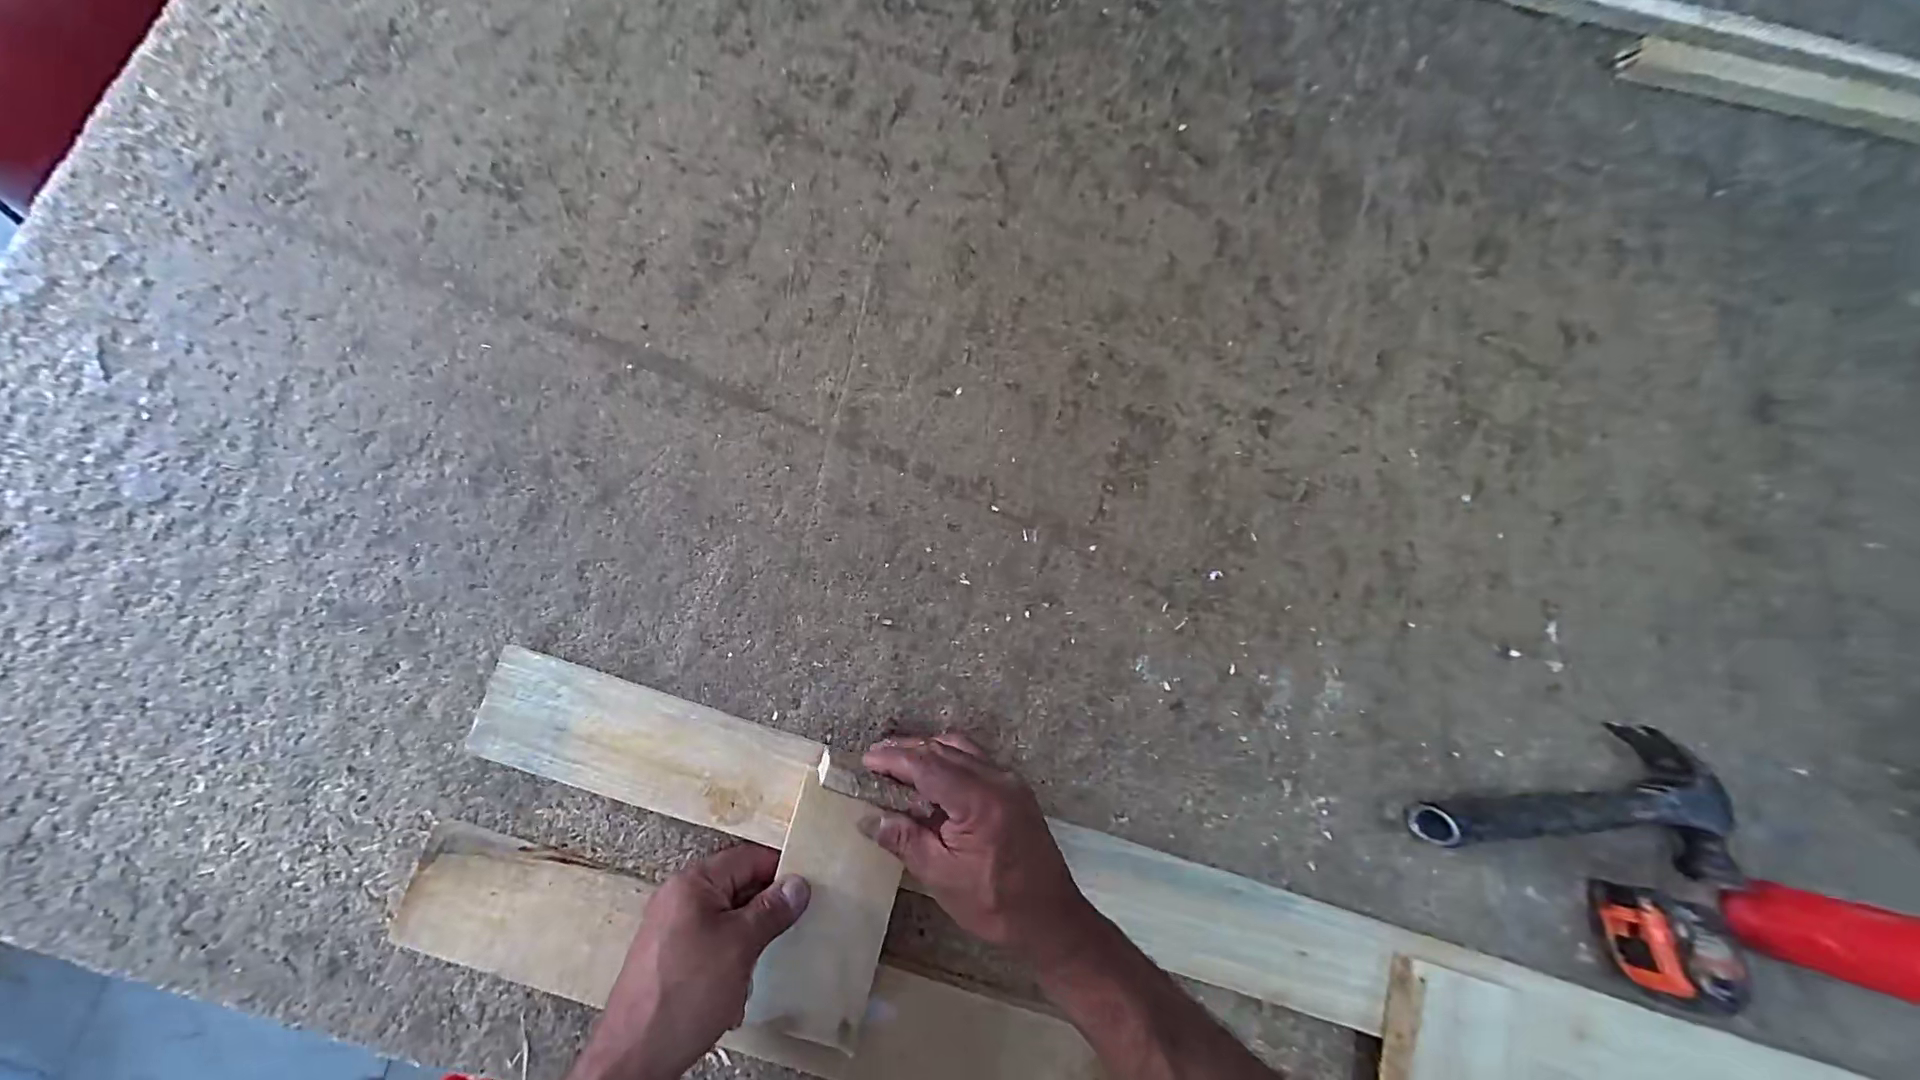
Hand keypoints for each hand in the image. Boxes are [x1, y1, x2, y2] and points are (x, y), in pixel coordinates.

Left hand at [566, 845, 809, 1079]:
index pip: (748, 857)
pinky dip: (730, 959)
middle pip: (738, 887)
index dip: (780, 870)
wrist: (632, 1062)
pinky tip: (736, 987)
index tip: (805, 889)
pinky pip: (713, 943)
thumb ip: (772, 910)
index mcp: (692, 883)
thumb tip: (797, 885)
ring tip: (758, 963)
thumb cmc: (683, 996)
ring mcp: (671, 929)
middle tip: (789, 926)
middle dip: (764, 909)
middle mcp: (678, 899)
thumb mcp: (740, 945)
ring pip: (728, 918)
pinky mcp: (670, 959)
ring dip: (749, 939)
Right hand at [860, 733, 1098, 969]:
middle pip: (945, 749)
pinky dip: (949, 760)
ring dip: (928, 751)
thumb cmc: (996, 905)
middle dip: (907, 750)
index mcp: (980, 800)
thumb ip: (906, 841)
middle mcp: (998, 779)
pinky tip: (931, 778)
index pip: (929, 765)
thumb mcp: (942, 877)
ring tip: (897, 764)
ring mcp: (1010, 781)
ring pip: (961, 749)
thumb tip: (869, 819)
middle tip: (875, 759)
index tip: (867, 760)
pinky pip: (975, 760)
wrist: (1051, 918)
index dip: (895, 759)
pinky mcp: (1014, 789)